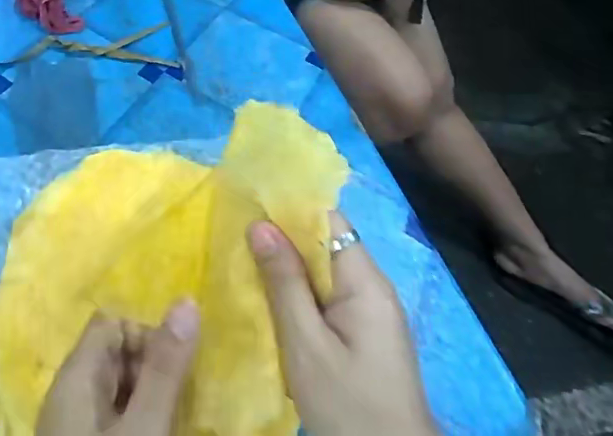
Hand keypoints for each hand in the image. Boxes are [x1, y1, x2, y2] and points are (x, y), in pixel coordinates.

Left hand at [37, 300, 200, 435]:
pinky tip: (155, 429)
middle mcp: (66, 395)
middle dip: (151, 367)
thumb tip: (187, 299)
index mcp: (73, 377)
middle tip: (177, 398)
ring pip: (116, 389)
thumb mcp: (143, 426)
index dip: (145, 334)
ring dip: (147, 395)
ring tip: (170, 419)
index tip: (171, 365)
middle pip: (114, 354)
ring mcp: (70, 426)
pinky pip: (111, 418)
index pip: (111, 322)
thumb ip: (164, 366)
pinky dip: (136, 419)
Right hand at [249, 214, 438, 435]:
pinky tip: (275, 306)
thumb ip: (285, 284)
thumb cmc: (349, 406)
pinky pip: (332, 300)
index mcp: (365, 279)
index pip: (329, 219)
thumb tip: (260, 224)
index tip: (252, 206)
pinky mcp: (366, 335)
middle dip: (285, 241)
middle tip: (239, 238)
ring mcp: (372, 312)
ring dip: (291, 271)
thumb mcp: (306, 347)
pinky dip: (303, 297)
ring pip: (326, 274)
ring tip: (247, 265)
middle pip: (326, 245)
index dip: (291, 209)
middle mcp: (374, 285)